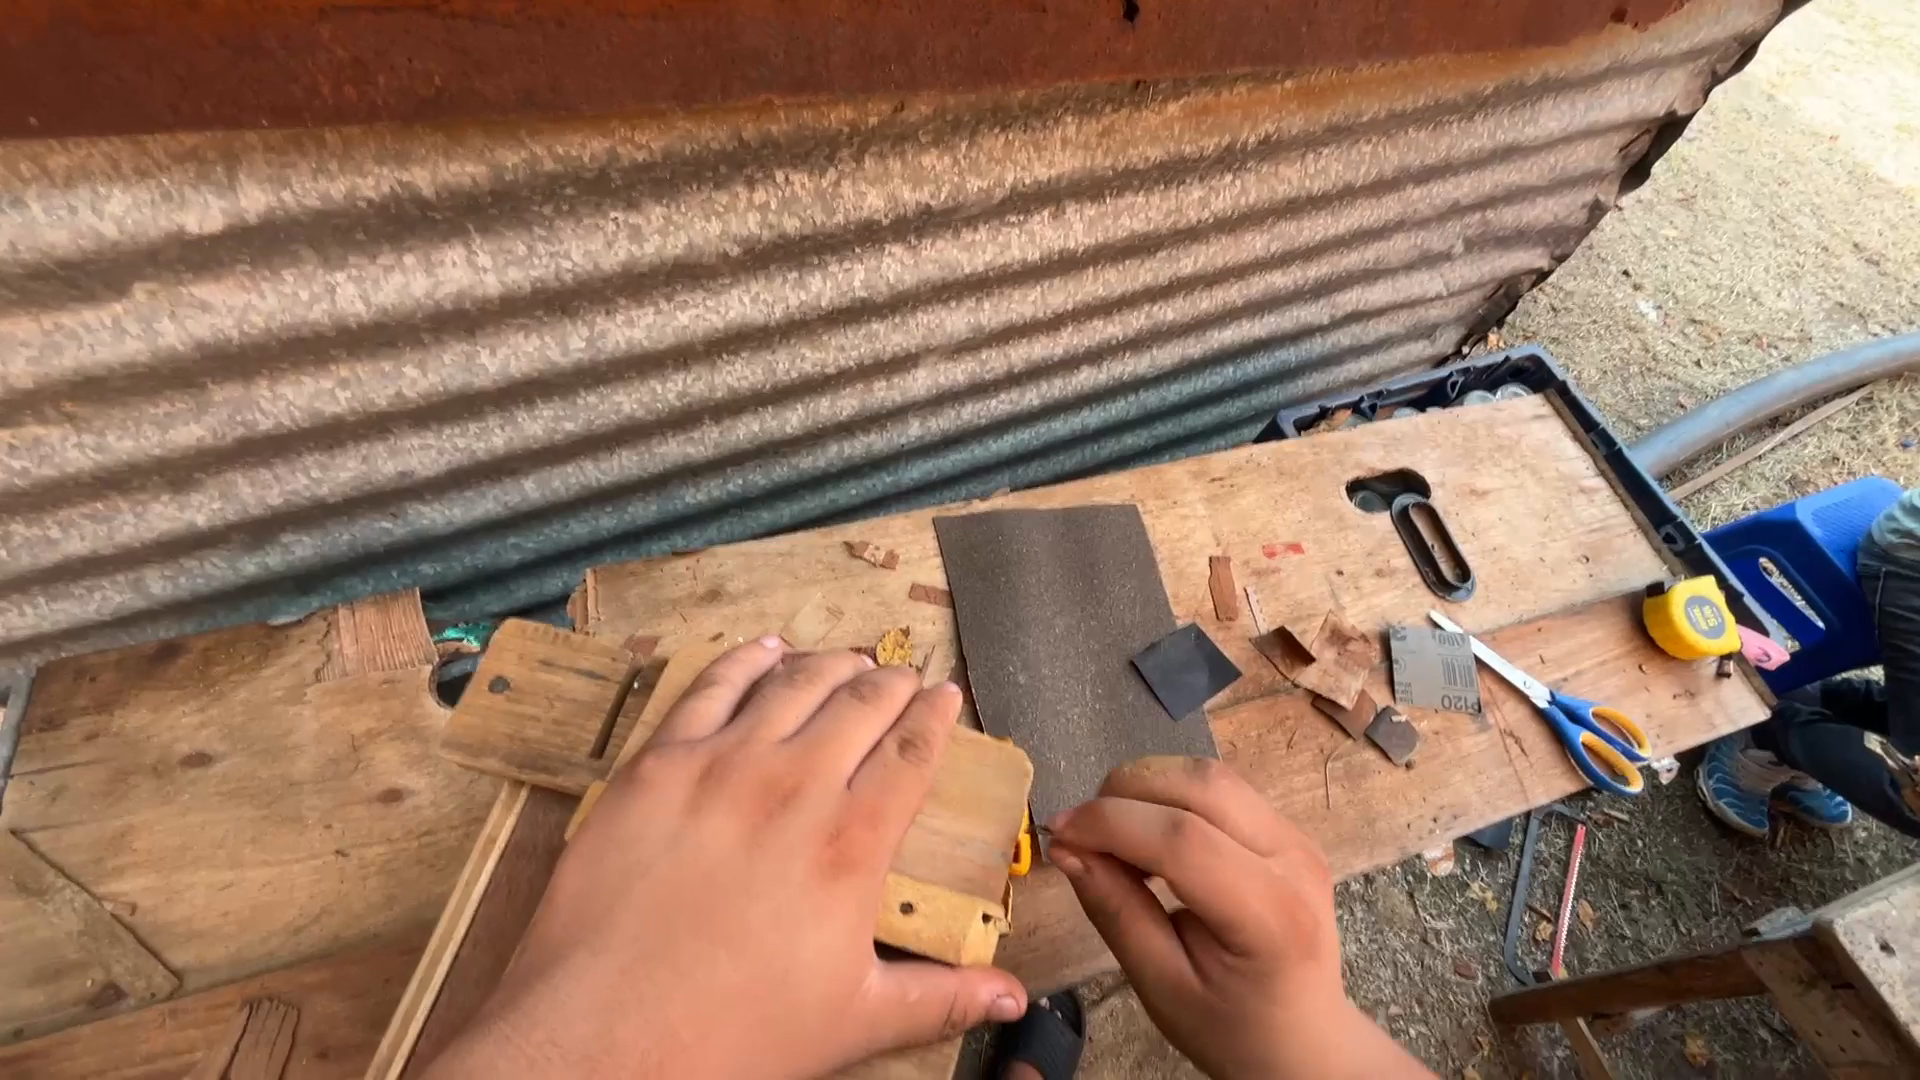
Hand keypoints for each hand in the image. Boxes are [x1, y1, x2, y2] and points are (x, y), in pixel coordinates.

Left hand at [426, 638, 1027, 1079]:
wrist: (598, 1045)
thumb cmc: (734, 1037)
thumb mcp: (854, 1020)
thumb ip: (941, 995)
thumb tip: (1014, 996)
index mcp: (853, 840)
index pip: (913, 751)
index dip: (936, 715)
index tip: (946, 694)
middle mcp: (799, 783)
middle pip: (863, 702)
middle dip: (892, 680)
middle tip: (901, 673)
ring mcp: (726, 763)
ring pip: (797, 683)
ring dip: (833, 662)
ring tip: (850, 657)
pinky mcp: (662, 760)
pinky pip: (713, 686)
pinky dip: (747, 659)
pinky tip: (766, 646)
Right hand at [1046, 757, 1430, 1079]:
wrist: (1307, 1041)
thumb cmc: (1233, 1029)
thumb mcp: (1162, 988)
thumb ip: (1115, 912)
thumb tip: (1065, 848)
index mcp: (1272, 916)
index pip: (1182, 840)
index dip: (1110, 824)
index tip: (1058, 832)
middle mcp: (1293, 857)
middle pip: (1198, 785)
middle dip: (1123, 792)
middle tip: (1083, 831)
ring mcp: (1294, 833)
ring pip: (1205, 773)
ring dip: (1144, 785)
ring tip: (1113, 830)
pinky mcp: (1283, 823)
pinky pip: (1214, 784)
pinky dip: (1165, 791)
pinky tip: (1147, 829)